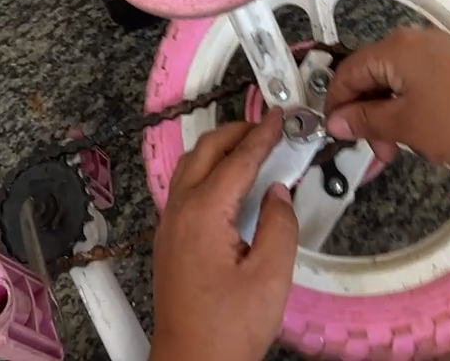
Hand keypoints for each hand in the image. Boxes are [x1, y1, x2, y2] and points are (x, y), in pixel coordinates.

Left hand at [151, 112, 298, 360]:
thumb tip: (279, 195)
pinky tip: (228, 180)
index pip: (238, 160)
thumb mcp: (270, 279)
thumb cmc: (226, 329)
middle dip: (238, 132)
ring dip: (220, 148)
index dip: (263, 136)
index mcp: (204, 212)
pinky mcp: (169, 237)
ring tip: (250, 146)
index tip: (279, 119)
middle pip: (207, 150)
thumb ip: (280, 228)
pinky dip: (209, 168)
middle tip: (267, 128)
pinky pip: (186, 184)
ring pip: (192, 163)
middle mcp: (180, 209)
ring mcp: (170, 222)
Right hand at [323, 26, 449, 177]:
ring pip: (401, 82)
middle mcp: (417, 40)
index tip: (336, 135)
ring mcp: (445, 51)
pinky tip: (436, 138)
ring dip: (396, 115)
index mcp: (395, 48)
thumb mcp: (406, 126)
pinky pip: (427, 84)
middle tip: (382, 153)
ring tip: (413, 149)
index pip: (348, 71)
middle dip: (370, 114)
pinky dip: (420, 109)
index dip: (337, 104)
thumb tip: (334, 121)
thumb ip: (365, 121)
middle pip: (375, 75)